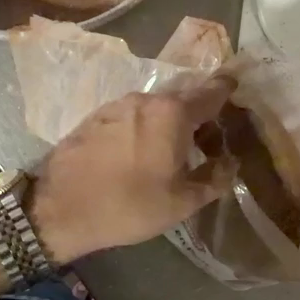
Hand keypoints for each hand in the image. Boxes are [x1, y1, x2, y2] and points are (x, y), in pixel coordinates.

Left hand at [28, 76, 235, 263]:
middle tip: (209, 143)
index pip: (212, 92)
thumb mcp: (182, 202)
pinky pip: (132, 116)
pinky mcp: (95, 117)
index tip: (239, 89)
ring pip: (155, 108)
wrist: (60, 209)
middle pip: (183, 100)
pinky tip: (142, 154)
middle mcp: (146, 99)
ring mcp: (116, 105)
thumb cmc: (129, 206)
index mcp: (173, 113)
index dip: (229, 91)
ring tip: (174, 154)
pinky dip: (145, 128)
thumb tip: (231, 163)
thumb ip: (214, 179)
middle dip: (200, 116)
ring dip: (170, 124)